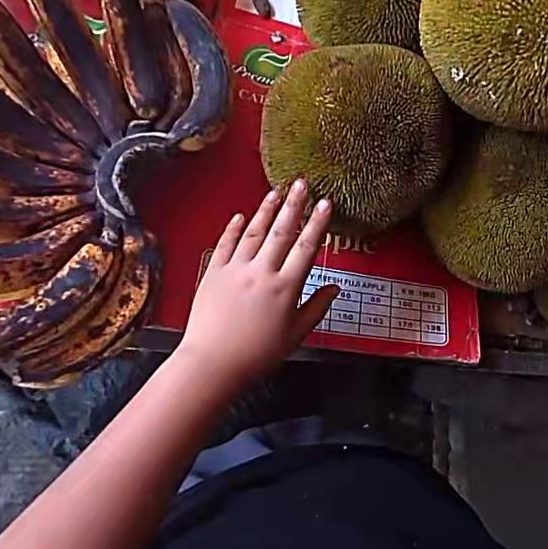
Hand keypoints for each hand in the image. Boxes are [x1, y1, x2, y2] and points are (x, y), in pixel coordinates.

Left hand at [171, 179, 338, 394]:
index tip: (325, 203)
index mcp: (285, 288)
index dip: (318, 223)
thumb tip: (334, 288)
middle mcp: (261, 273)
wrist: (213, 364)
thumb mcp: (296, 335)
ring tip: (276, 192)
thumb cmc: (256, 354)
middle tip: (301, 183)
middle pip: (281, 231)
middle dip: (294, 204)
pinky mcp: (213, 273)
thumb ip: (317, 307)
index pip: (306, 247)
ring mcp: (235, 270)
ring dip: (266, 210)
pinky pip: (225, 245)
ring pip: (254, 232)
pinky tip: (240, 217)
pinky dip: (233, 229)